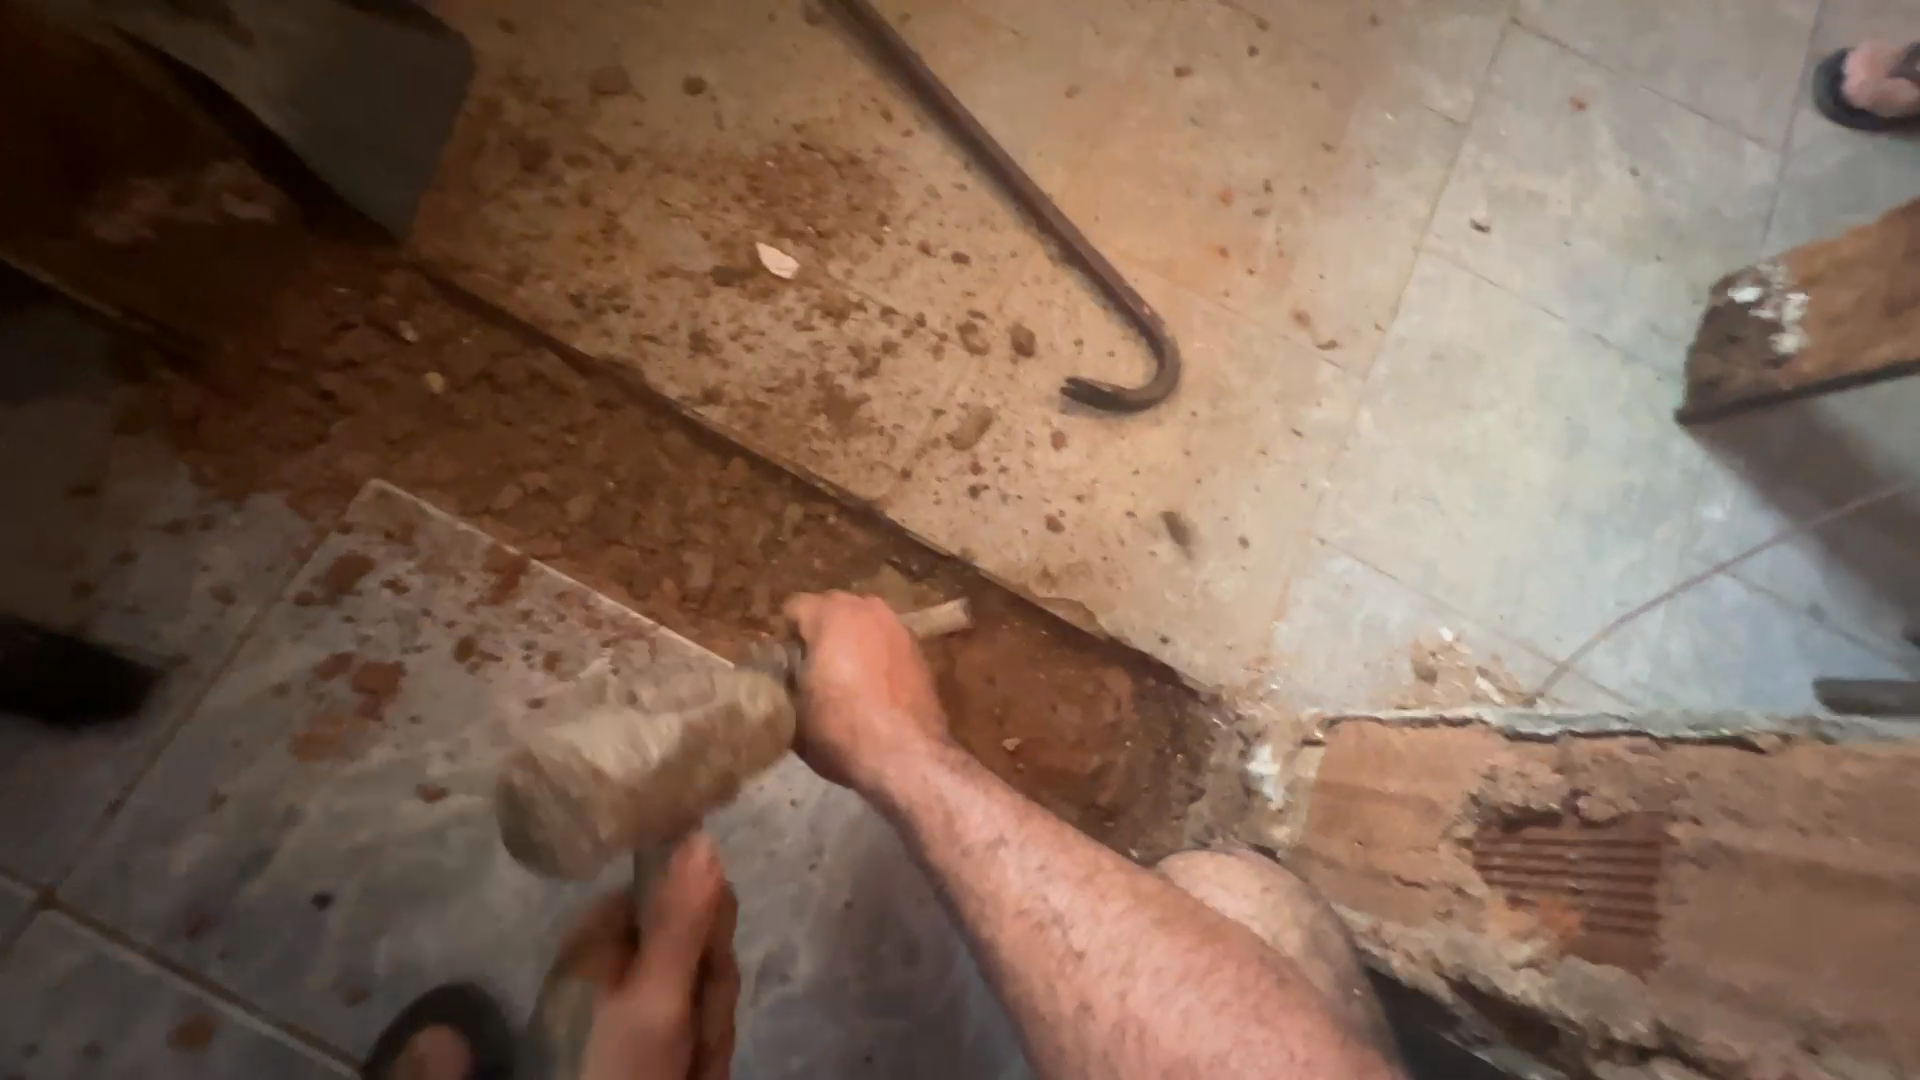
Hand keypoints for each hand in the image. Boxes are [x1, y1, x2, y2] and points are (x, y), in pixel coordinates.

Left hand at [561, 833, 739, 1079]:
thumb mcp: (656, 996)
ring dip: (712, 1028)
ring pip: (707, 985)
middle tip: (693, 1031)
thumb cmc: (617, 1072)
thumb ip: (683, 919)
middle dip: (711, 989)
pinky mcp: (652, 1036)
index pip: (680, 894)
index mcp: (601, 938)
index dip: (708, 927)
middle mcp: (617, 963)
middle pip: (701, 942)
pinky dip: (705, 1052)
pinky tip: (693, 1075)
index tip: (712, 962)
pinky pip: (701, 1021)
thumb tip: (704, 833)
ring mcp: (635, 1003)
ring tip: (689, 1067)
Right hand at [782, 591, 950, 794]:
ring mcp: (898, 626)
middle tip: (810, 669)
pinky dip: (875, 654)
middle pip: (832, 608)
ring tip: (843, 676)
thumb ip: (784, 681)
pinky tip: (873, 685)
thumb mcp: (794, 711)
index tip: (783, 665)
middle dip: (819, 632)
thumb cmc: (842, 731)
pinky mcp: (918, 648)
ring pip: (862, 622)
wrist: (907, 755)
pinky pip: (885, 640)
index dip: (784, 636)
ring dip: (850, 640)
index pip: (794, 607)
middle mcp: (868, 610)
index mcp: (832, 615)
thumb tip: (785, 675)